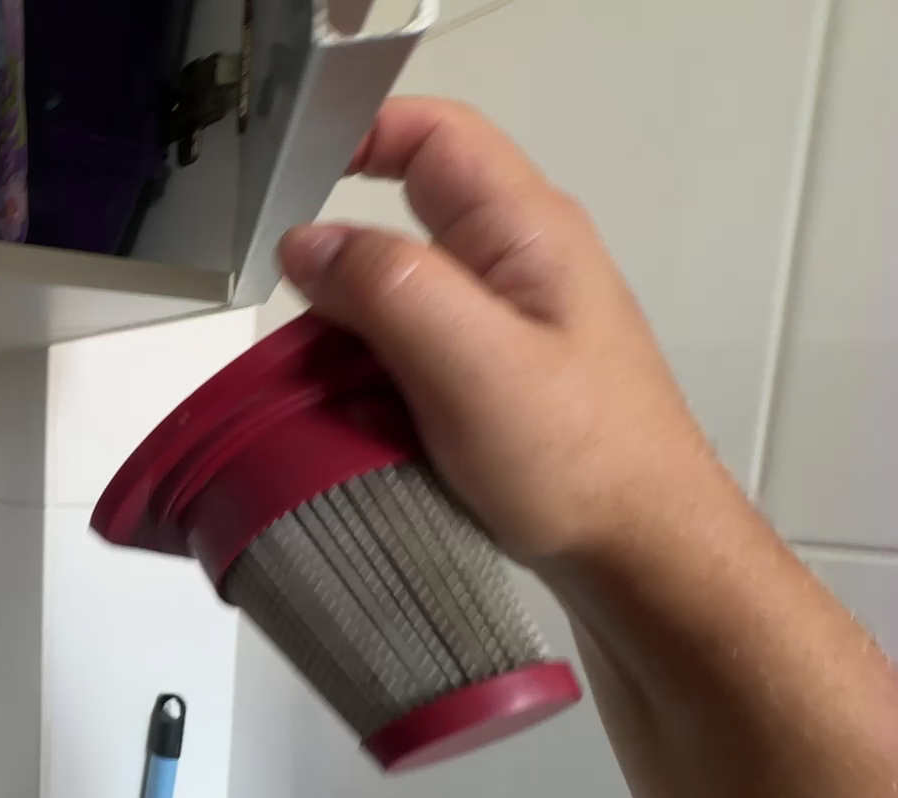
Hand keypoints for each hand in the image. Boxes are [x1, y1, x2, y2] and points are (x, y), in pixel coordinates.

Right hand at [276, 97, 745, 572]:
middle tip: (287, 315)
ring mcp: (480, 323)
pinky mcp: (462, 372)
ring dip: (331, 327)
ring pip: (379, 294)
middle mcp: (499, 266)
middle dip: (328, 259)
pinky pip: (384, 347)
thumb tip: (303, 243)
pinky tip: (333, 407)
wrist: (626, 547)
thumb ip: (389, 291)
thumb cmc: (574, 456)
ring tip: (305, 381)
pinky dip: (347, 368)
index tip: (287, 178)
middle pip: (393, 221)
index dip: (361, 135)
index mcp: (519, 234)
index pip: (433, 139)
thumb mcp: (474, 363)